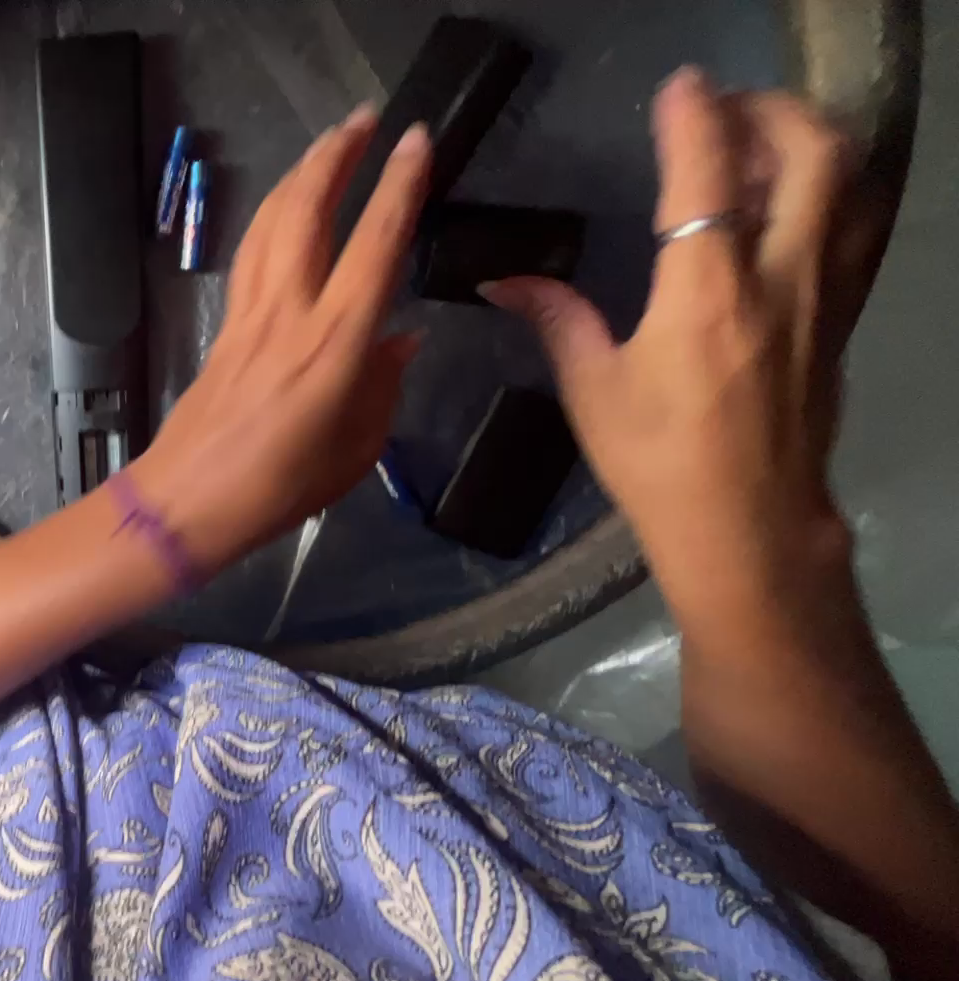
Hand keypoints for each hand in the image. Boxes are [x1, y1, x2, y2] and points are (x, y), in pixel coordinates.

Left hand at [129, 108, 431, 571]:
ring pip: (268, 228)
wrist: (188, 503)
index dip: (399, 186)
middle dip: (334, 157)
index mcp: (334, 346)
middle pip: (306, 214)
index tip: (418, 140)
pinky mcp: (221, 332)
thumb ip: (382, 388)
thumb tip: (400, 340)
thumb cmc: (277, 490)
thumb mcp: (354, 450)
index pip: (374, 246)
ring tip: (324, 149)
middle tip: (363, 120)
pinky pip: (248, 261)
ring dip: (296, 179)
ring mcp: (246, 320)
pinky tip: (280, 215)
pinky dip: (267, 224)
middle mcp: (287, 317)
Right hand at [482, 68, 853, 612]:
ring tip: (762, 137)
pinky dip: (832, 186)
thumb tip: (502, 282)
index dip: (693, 123)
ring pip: (850, 183)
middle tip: (723, 106)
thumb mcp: (591, 389)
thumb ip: (557, 321)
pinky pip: (856, 224)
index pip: (705, 182)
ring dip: (811, 141)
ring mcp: (825, 294)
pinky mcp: (840, 315)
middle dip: (771, 113)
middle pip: (810, 158)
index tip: (679, 86)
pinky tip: (798, 196)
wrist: (743, 518)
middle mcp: (781, 277)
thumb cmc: (652, 457)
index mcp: (705, 295)